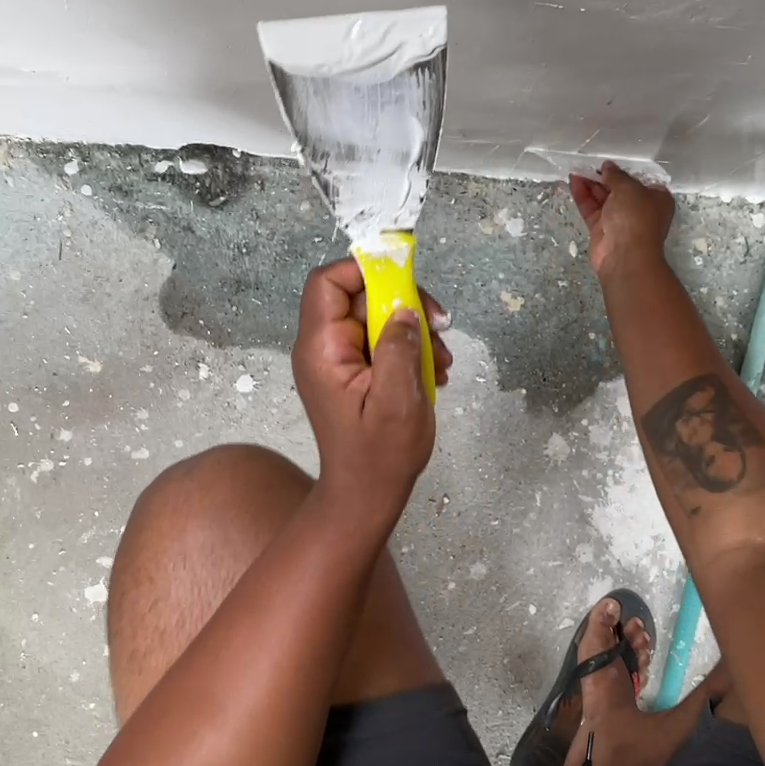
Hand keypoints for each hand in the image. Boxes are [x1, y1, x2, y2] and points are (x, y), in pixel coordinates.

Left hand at [291, 259, 452, 519]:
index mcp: (321, 349)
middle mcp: (322, 347)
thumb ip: (399, 348)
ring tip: (443, 361)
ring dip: (413, 330)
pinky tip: (434, 371)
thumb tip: (405, 310)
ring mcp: (337, 359)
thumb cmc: (380, 455)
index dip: (364, 269)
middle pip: (359, 295)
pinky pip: (381, 340)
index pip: (328, 282)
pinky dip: (409, 348)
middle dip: (403, 304)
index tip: (408, 280)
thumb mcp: (398, 400)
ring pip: (376, 316)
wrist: (366, 496)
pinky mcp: (354, 371)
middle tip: (441, 326)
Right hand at [568, 162, 675, 275]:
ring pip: (603, 198)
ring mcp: (619, 220)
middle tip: (587, 162)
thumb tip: (607, 166)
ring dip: (590, 184)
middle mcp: (639, 209)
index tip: (609, 161)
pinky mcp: (601, 229)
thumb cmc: (636, 217)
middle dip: (603, 176)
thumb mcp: (629, 188)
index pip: (640, 180)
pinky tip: (573, 180)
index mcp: (656, 198)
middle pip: (619, 188)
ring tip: (575, 168)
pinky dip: (583, 195)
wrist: (625, 256)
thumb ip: (617, 175)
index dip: (624, 170)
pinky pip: (592, 208)